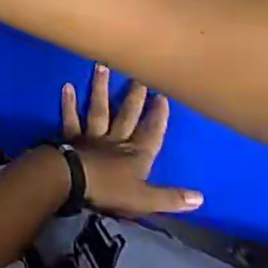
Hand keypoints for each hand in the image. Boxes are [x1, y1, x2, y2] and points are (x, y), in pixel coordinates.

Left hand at [60, 63, 202, 217]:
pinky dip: (69, 103)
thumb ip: (172, 198)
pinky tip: (67, 86)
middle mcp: (116, 140)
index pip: (151, 133)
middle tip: (139, 74)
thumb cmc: (111, 192)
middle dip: (135, 96)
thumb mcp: (146, 201)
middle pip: (127, 115)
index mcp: (136, 155)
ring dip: (100, 88)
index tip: (163, 95)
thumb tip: (200, 197)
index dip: (158, 116)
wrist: (74, 182)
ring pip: (99, 108)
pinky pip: (71, 117)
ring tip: (102, 66)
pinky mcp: (72, 137)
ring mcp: (93, 136)